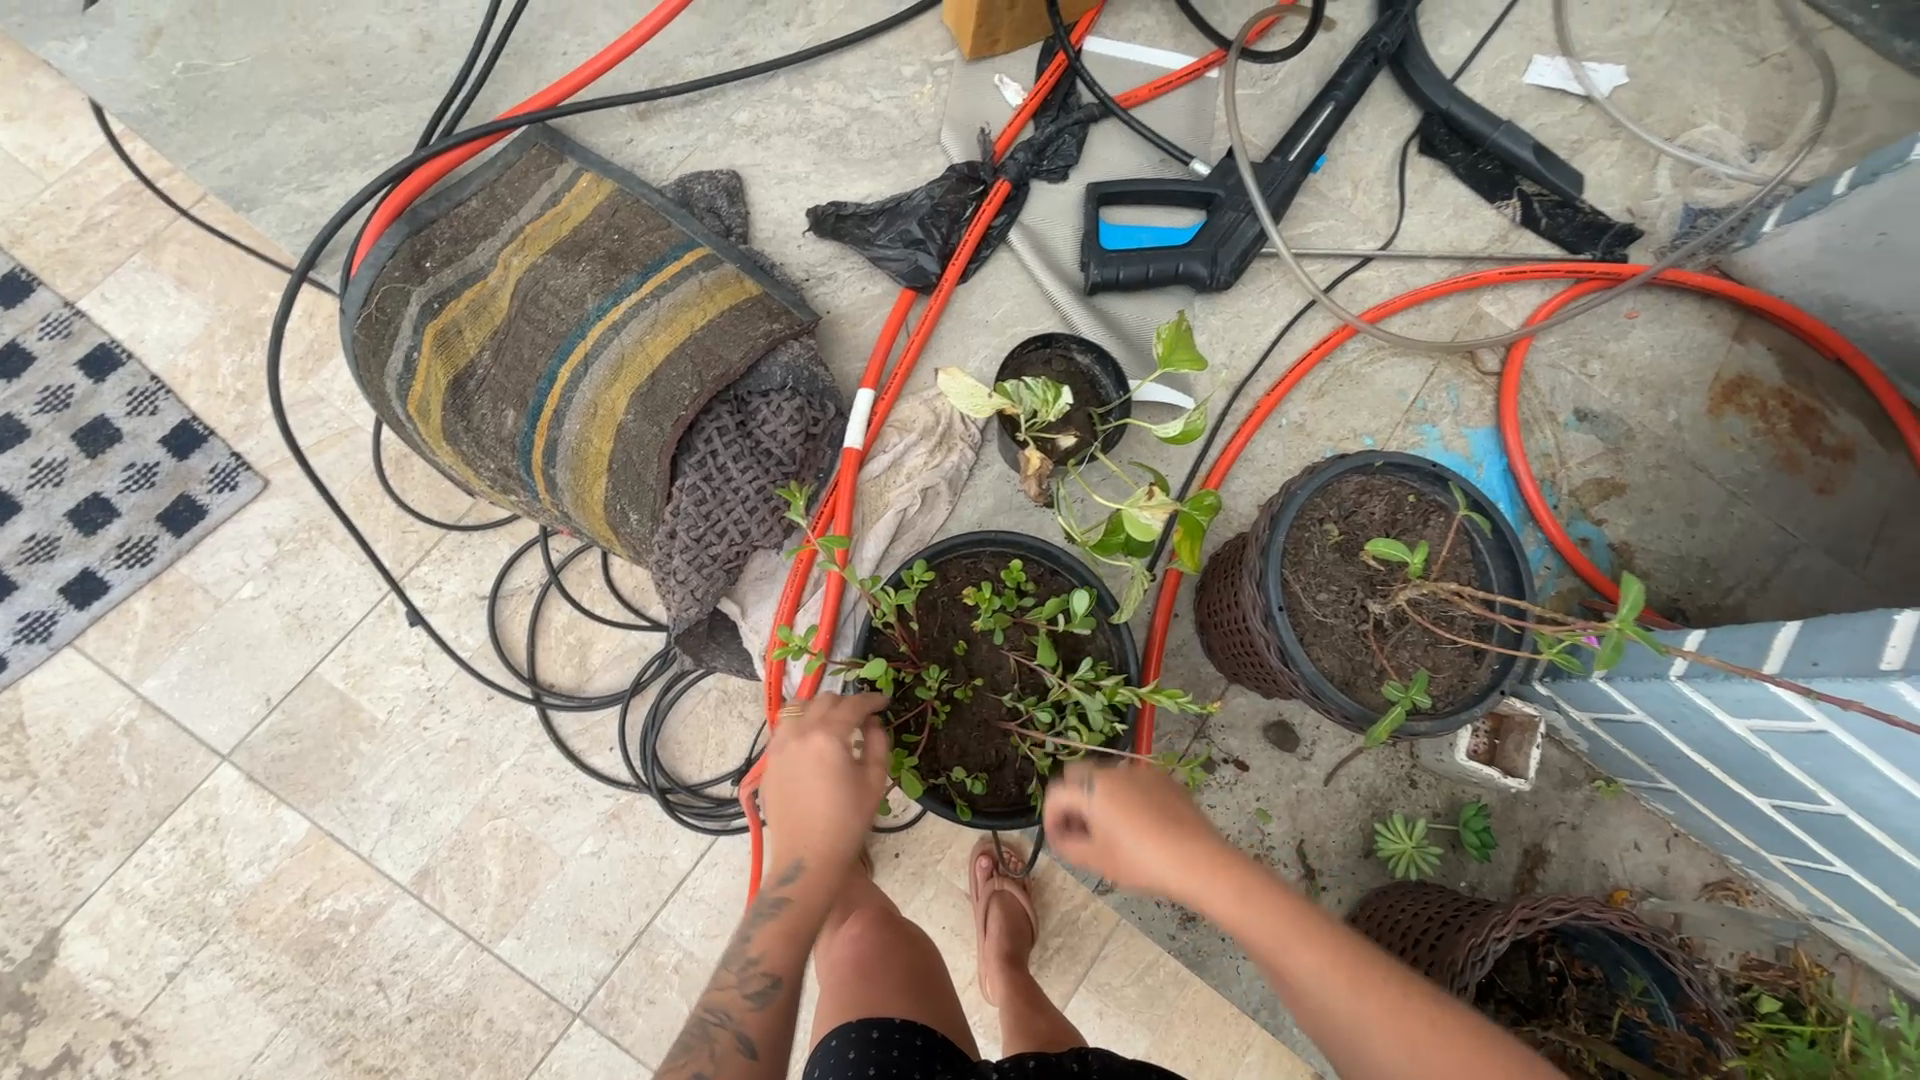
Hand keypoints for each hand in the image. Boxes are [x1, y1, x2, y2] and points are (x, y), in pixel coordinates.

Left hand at [760, 693, 891, 882]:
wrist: (808, 857)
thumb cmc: (847, 821)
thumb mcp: (874, 780)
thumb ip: (877, 743)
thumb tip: (873, 723)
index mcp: (828, 736)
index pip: (853, 705)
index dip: (871, 700)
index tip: (884, 701)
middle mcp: (799, 733)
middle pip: (824, 701)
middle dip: (846, 702)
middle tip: (862, 714)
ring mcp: (779, 747)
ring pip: (797, 709)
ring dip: (818, 708)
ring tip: (833, 721)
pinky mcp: (769, 763)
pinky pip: (784, 729)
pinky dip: (800, 724)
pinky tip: (812, 739)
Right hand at [1043, 760, 1236, 903]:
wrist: (1199, 861)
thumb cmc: (1142, 861)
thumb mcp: (1097, 860)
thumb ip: (1067, 845)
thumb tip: (1058, 836)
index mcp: (1092, 788)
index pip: (1056, 793)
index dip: (1050, 816)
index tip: (1058, 838)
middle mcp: (1114, 771)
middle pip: (1079, 775)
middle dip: (1073, 799)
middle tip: (1081, 829)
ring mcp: (1142, 772)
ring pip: (1108, 778)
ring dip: (1100, 797)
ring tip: (1111, 829)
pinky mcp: (1165, 779)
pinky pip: (1135, 783)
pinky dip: (1127, 797)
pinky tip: (1140, 824)